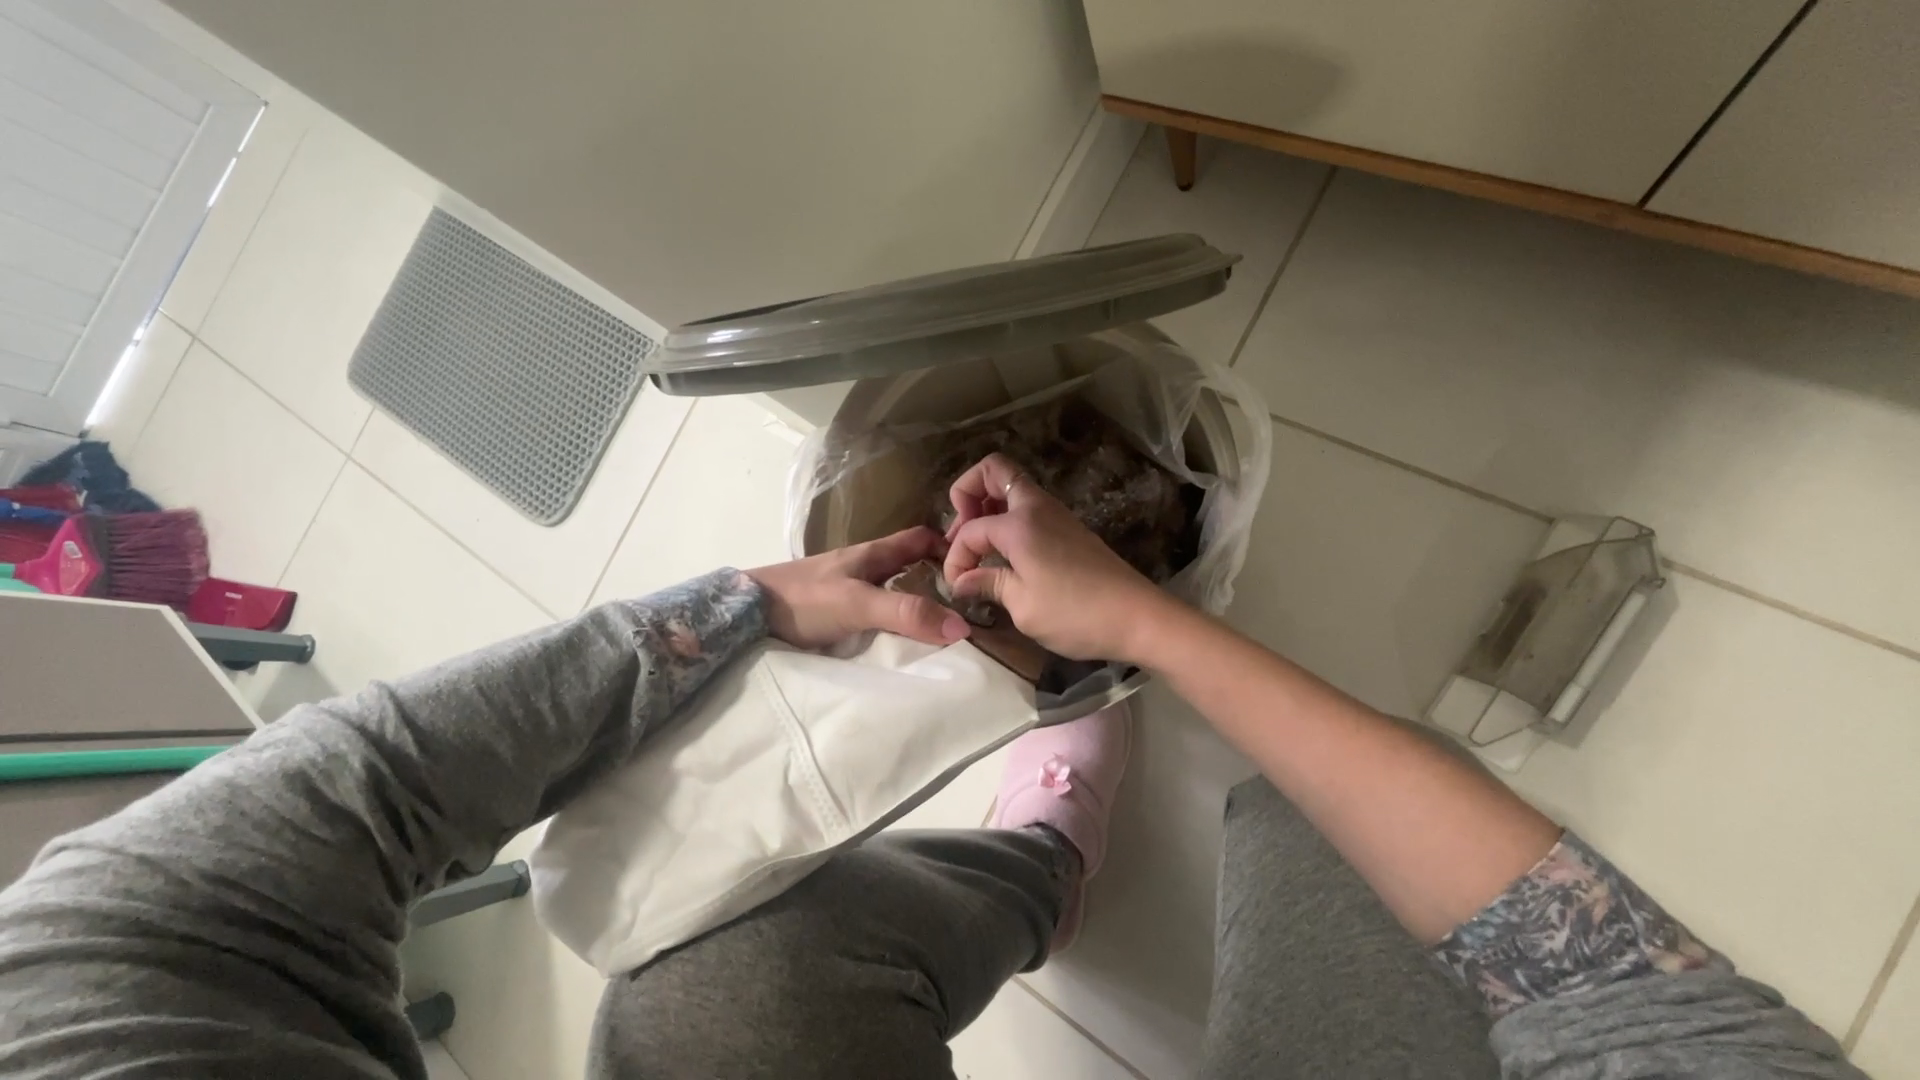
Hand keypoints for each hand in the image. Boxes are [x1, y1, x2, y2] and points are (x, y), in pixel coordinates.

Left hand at [746, 527, 972, 649]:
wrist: (743, 616)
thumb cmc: (802, 600)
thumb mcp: (859, 604)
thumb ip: (906, 613)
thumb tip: (962, 628)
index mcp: (872, 554)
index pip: (921, 538)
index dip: (949, 548)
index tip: (975, 572)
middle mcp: (863, 568)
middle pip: (909, 566)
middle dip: (936, 581)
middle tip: (965, 608)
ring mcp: (846, 590)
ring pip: (891, 590)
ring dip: (913, 604)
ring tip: (940, 631)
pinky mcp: (832, 614)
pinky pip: (873, 613)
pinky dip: (891, 623)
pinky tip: (898, 643)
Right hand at [943, 453, 1180, 662]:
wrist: (1138, 618)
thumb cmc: (1075, 613)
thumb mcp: (1023, 606)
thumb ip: (988, 584)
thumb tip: (961, 581)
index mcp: (1020, 523)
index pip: (971, 529)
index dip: (955, 558)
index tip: (957, 587)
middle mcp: (1037, 508)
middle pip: (994, 471)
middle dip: (967, 494)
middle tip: (961, 534)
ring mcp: (1057, 516)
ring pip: (1013, 489)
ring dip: (988, 508)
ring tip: (979, 547)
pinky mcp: (1070, 530)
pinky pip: (1029, 510)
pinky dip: (1009, 522)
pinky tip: (1005, 556)